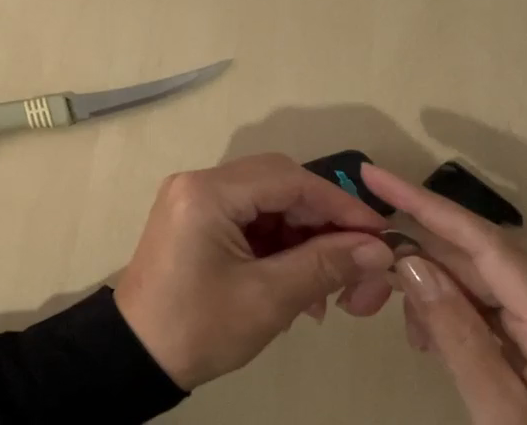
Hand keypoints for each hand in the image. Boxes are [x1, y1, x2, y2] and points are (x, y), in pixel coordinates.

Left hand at [113, 153, 396, 389]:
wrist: (141, 347)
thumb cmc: (201, 322)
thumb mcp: (269, 297)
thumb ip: (325, 265)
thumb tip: (380, 248)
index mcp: (207, 192)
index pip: (288, 178)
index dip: (341, 205)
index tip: (384, 240)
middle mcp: (198, 184)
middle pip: (279, 186)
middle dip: (325, 225)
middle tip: (361, 270)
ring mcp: (194, 202)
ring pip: (269, 206)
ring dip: (307, 243)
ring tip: (333, 296)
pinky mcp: (197, 223)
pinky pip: (251, 223)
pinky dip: (282, 250)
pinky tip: (304, 293)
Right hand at [361, 164, 526, 424]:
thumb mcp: (502, 416)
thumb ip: (459, 339)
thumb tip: (409, 261)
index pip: (490, 247)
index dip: (427, 205)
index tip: (370, 174)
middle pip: (479, 267)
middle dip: (414, 264)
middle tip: (357, 283)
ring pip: (481, 288)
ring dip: (430, 294)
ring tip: (395, 326)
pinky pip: (495, 312)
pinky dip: (454, 316)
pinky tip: (430, 340)